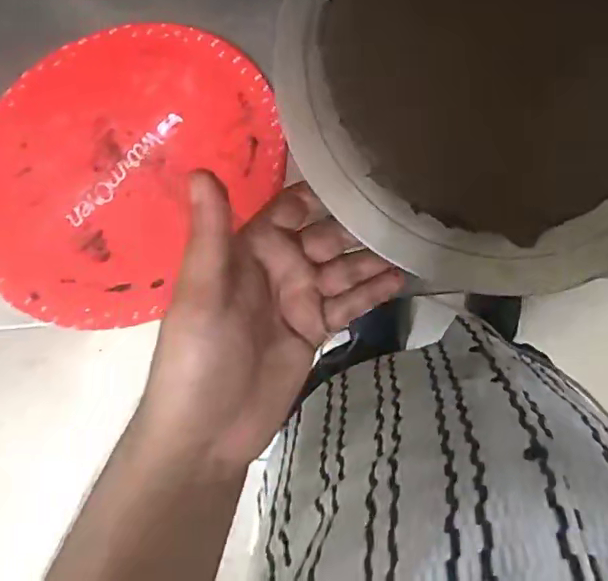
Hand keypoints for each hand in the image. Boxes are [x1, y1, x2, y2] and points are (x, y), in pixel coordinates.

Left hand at [134, 172, 405, 474]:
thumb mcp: (202, 290)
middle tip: (401, 209)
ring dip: (372, 257)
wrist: (207, 437)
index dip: (322, 192)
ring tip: (410, 242)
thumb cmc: (196, 356)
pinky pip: (348, 303)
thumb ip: (211, 230)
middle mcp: (280, 266)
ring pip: (343, 269)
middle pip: (326, 236)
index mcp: (252, 248)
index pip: (292, 208)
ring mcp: (300, 298)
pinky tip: (400, 279)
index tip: (359, 173)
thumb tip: (200, 170)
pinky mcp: (315, 329)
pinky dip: (372, 292)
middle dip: (358, 225)